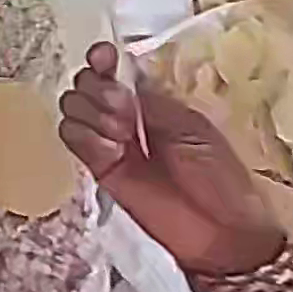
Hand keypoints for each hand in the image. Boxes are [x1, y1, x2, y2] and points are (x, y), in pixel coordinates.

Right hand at [60, 42, 284, 274]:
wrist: (221, 233)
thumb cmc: (218, 176)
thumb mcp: (192, 127)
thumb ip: (153, 101)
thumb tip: (121, 79)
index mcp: (148, 101)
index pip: (112, 69)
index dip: (101, 58)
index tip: (103, 58)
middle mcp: (122, 115)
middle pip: (85, 83)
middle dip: (98, 88)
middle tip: (124, 110)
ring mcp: (106, 140)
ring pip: (72, 106)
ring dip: (92, 112)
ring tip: (121, 135)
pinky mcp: (97, 167)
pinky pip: (71, 137)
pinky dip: (86, 137)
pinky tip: (112, 152)